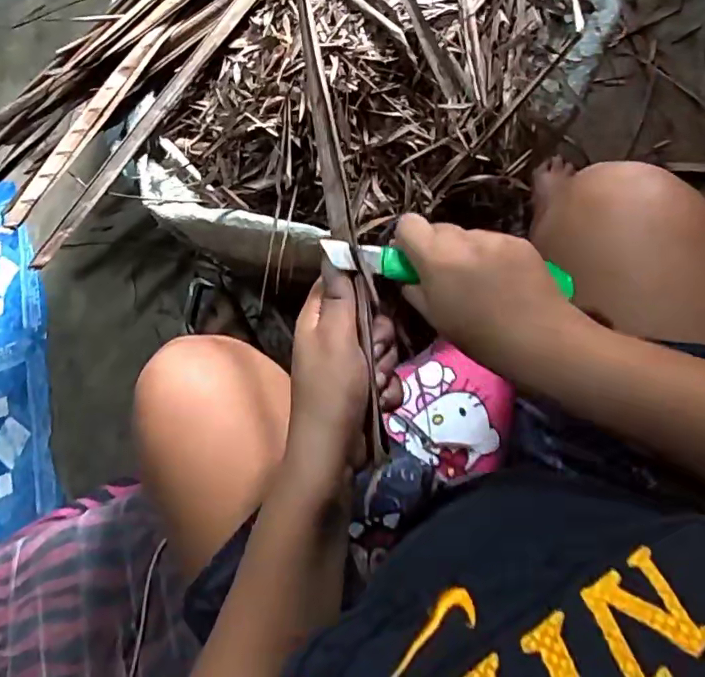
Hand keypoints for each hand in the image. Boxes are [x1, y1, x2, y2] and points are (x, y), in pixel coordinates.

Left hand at [285, 261, 402, 487]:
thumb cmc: (332, 389)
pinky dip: (388, 389)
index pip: (339, 283)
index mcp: (316, 318)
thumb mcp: (337, 336)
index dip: (361, 287)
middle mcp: (330, 336)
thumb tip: (332, 251)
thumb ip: (340, 296)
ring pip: (382, 346)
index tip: (376, 300)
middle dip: (379, 335)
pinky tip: (381, 401)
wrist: (334, 454)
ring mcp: (347, 364)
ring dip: (386, 365)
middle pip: (367, 315)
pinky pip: (386, 374)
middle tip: (374, 351)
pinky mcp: (362, 387)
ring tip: (375, 383)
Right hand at [393, 213, 597, 373]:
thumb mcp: (434, 318)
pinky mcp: (518, 240)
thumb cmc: (480, 337)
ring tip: (482, 283)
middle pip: (438, 228)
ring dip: (465, 251)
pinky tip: (504, 281)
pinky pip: (492, 242)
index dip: (407, 239)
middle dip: (437, 247)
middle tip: (448, 277)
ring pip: (467, 235)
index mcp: (435, 256)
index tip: (413, 261)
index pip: (408, 223)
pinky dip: (491, 256)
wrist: (542, 340)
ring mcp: (493, 237)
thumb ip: (414, 288)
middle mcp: (462, 238)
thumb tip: (409, 274)